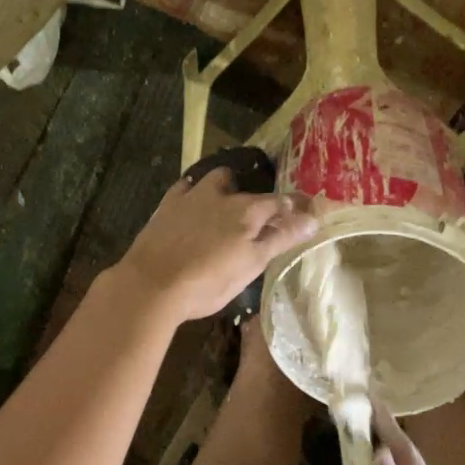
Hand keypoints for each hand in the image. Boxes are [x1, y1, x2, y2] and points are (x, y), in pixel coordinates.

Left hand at [114, 167, 317, 321]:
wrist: (152, 284)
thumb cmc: (208, 280)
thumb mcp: (251, 264)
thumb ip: (281, 238)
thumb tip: (312, 219)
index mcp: (247, 211)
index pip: (281, 202)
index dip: (296, 207)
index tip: (308, 211)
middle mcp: (222, 195)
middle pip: (247, 190)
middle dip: (257, 199)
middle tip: (259, 219)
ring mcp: (192, 196)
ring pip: (215, 180)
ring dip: (225, 188)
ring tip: (226, 206)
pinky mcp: (167, 204)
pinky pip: (186, 188)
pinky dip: (194, 193)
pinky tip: (193, 205)